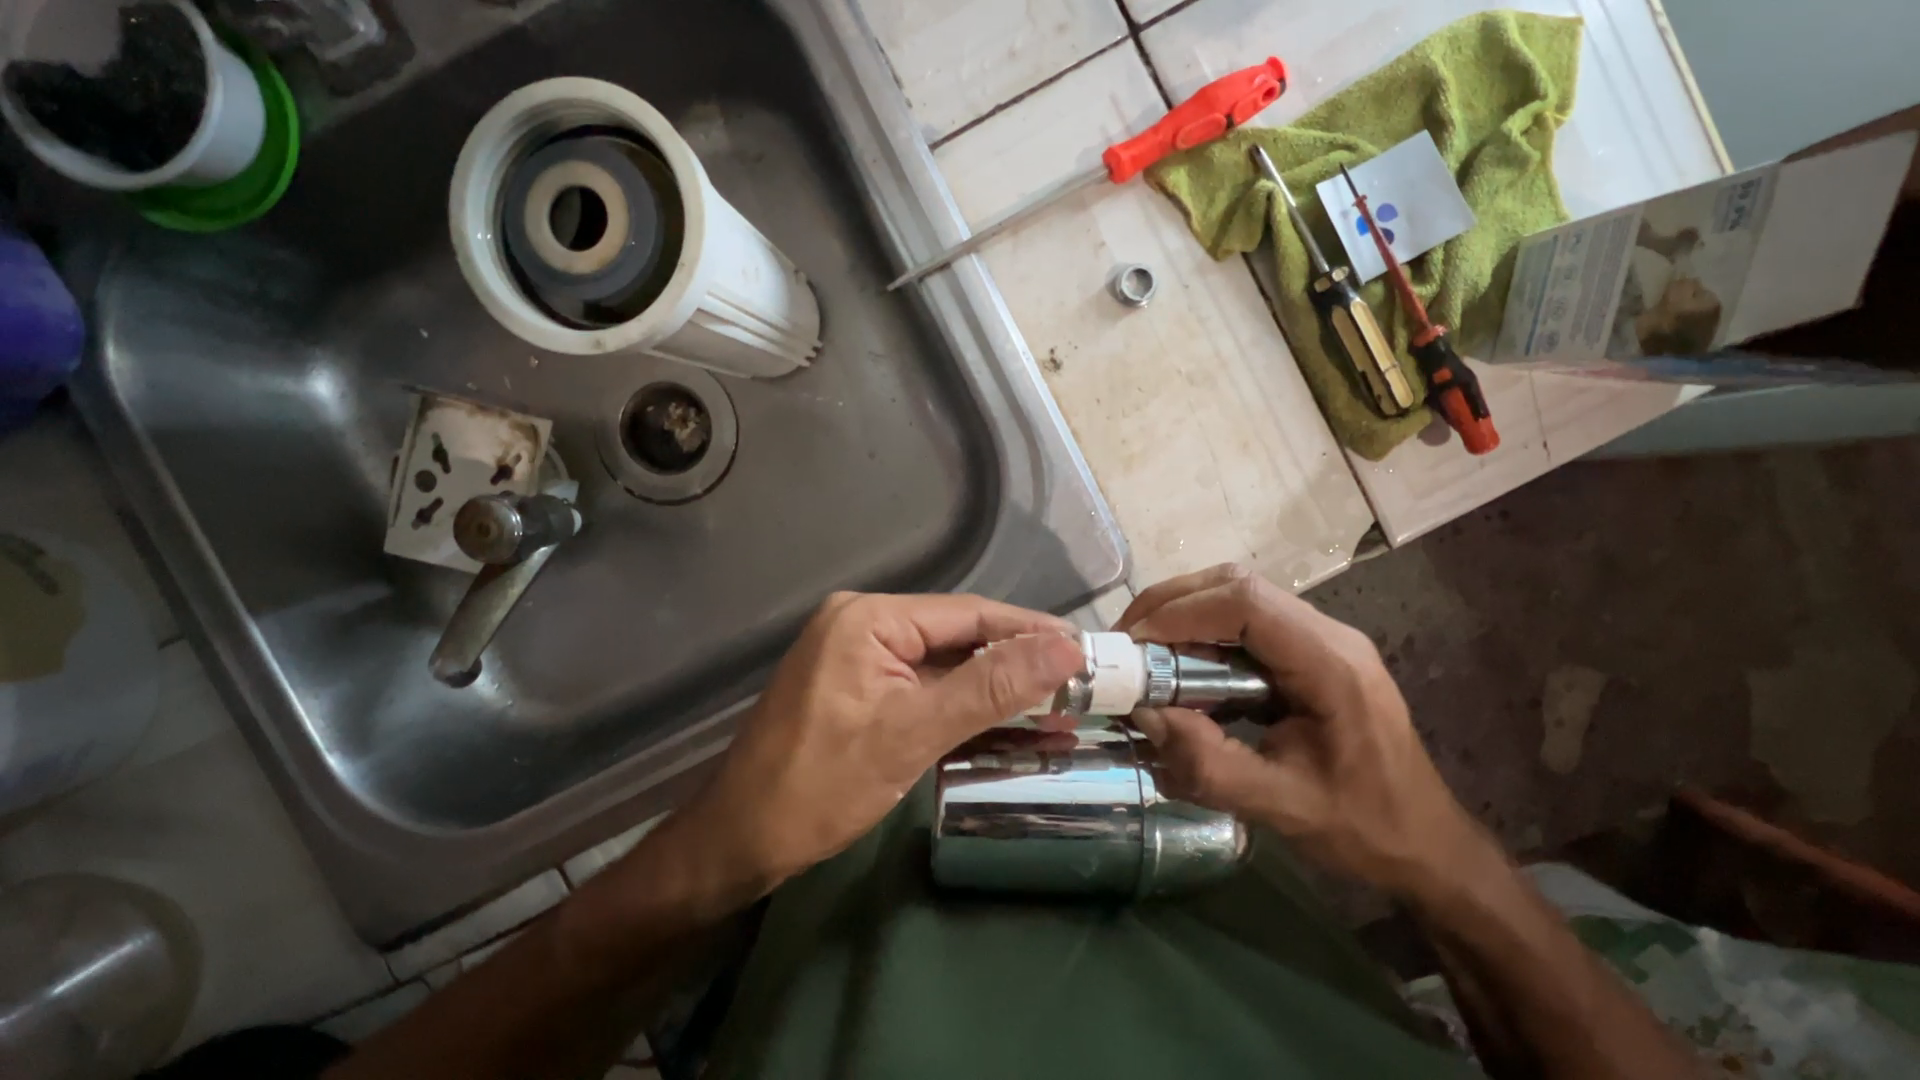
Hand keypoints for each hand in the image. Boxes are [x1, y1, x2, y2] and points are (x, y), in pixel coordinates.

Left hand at [677, 591, 1084, 891]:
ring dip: (997, 693)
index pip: (969, 614)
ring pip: (946, 668)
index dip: (1031, 631)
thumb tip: (1066, 648)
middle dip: (1019, 666)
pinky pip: (925, 691)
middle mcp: (863, 625)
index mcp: (869, 619)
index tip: (1087, 651)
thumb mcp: (912, 734)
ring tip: (1059, 713)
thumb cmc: (819, 786)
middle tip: (1081, 688)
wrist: (739, 842)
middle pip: (959, 638)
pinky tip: (1009, 728)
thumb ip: (990, 688)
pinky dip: (965, 711)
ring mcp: (859, 659)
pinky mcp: (860, 692)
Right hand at [1116, 564, 1490, 896]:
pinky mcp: (1311, 657)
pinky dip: (1204, 636)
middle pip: (1238, 586)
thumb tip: (1145, 715)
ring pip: (1240, 598)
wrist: (1427, 846)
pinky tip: (1179, 670)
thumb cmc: (1364, 827)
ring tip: (1142, 653)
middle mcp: (1328, 637)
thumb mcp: (1281, 805)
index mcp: (1330, 664)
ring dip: (1185, 616)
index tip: (1132, 643)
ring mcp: (1322, 642)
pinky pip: (1248, 627)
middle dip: (1173, 604)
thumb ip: (1209, 764)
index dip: (1181, 611)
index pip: (1246, 604)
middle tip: (1125, 642)